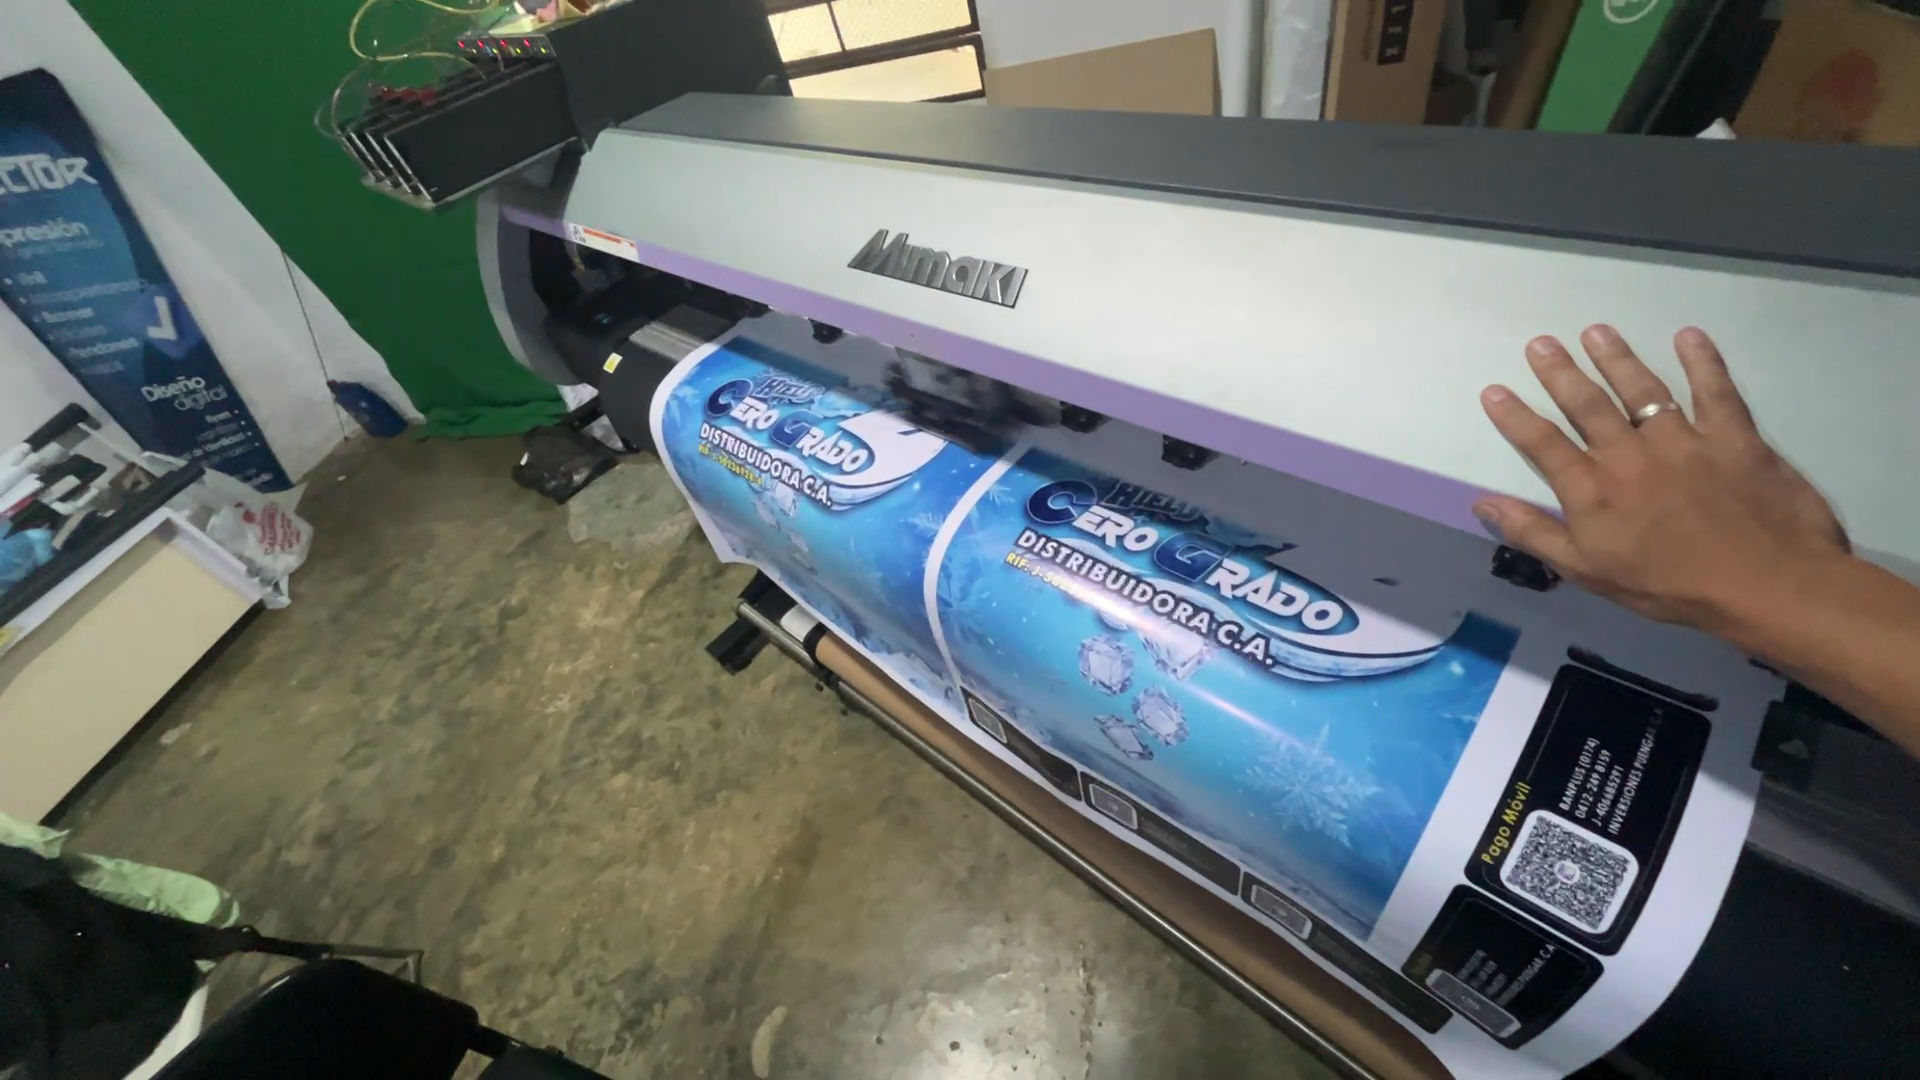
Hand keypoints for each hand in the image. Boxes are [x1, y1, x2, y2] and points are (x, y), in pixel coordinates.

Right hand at [1474, 325, 1847, 634]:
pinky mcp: (1735, 439)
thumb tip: (1481, 504)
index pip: (1542, 443)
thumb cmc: (1664, 583)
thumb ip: (1531, 532)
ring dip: (1616, 359)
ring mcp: (1684, 442)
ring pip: (1643, 391)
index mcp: (1591, 488)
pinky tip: (1688, 337)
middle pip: (1588, 406)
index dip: (1514, 416)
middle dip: (1560, 373)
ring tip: (1595, 332)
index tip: (1494, 390)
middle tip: (1540, 344)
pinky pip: (1717, 393)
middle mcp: (1630, 456)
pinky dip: (1703, 363)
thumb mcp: (1582, 568)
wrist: (1767, 585)